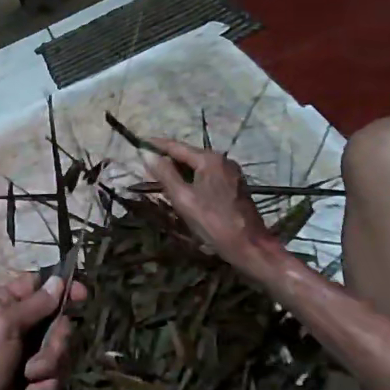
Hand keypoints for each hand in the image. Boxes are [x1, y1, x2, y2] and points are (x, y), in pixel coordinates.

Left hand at [0, 274, 85, 389]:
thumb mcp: (5, 324)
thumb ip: (36, 303)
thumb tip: (59, 280)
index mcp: (5, 302)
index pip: (40, 285)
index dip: (61, 290)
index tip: (81, 296)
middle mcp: (19, 322)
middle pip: (58, 320)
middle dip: (54, 342)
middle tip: (41, 357)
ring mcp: (29, 351)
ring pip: (61, 349)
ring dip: (48, 366)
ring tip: (29, 378)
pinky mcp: (36, 377)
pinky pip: (57, 374)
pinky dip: (44, 385)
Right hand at [145, 139, 276, 267]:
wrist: (250, 246)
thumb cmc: (213, 222)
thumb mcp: (183, 198)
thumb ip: (165, 174)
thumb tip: (147, 155)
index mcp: (209, 160)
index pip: (177, 146)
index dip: (157, 145)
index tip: (139, 143)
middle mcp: (222, 160)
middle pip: (189, 154)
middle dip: (167, 158)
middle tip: (146, 164)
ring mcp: (231, 173)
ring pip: (198, 166)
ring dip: (179, 170)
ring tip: (160, 176)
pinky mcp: (235, 185)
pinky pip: (208, 175)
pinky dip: (192, 178)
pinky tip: (183, 188)